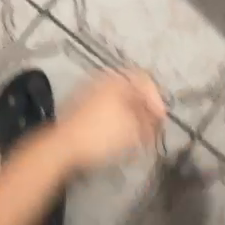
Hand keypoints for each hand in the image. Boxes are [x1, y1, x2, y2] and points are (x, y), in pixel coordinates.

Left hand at [51, 69, 166, 172]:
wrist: (63, 146)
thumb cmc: (101, 133)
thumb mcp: (132, 128)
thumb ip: (148, 120)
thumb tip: (157, 118)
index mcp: (119, 79)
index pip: (146, 80)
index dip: (157, 99)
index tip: (161, 120)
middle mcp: (106, 79)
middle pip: (133, 90)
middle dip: (144, 110)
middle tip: (151, 129)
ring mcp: (92, 91)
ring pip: (120, 100)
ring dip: (132, 116)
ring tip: (136, 137)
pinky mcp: (83, 106)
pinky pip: (108, 108)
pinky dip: (118, 119)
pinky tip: (120, 136)